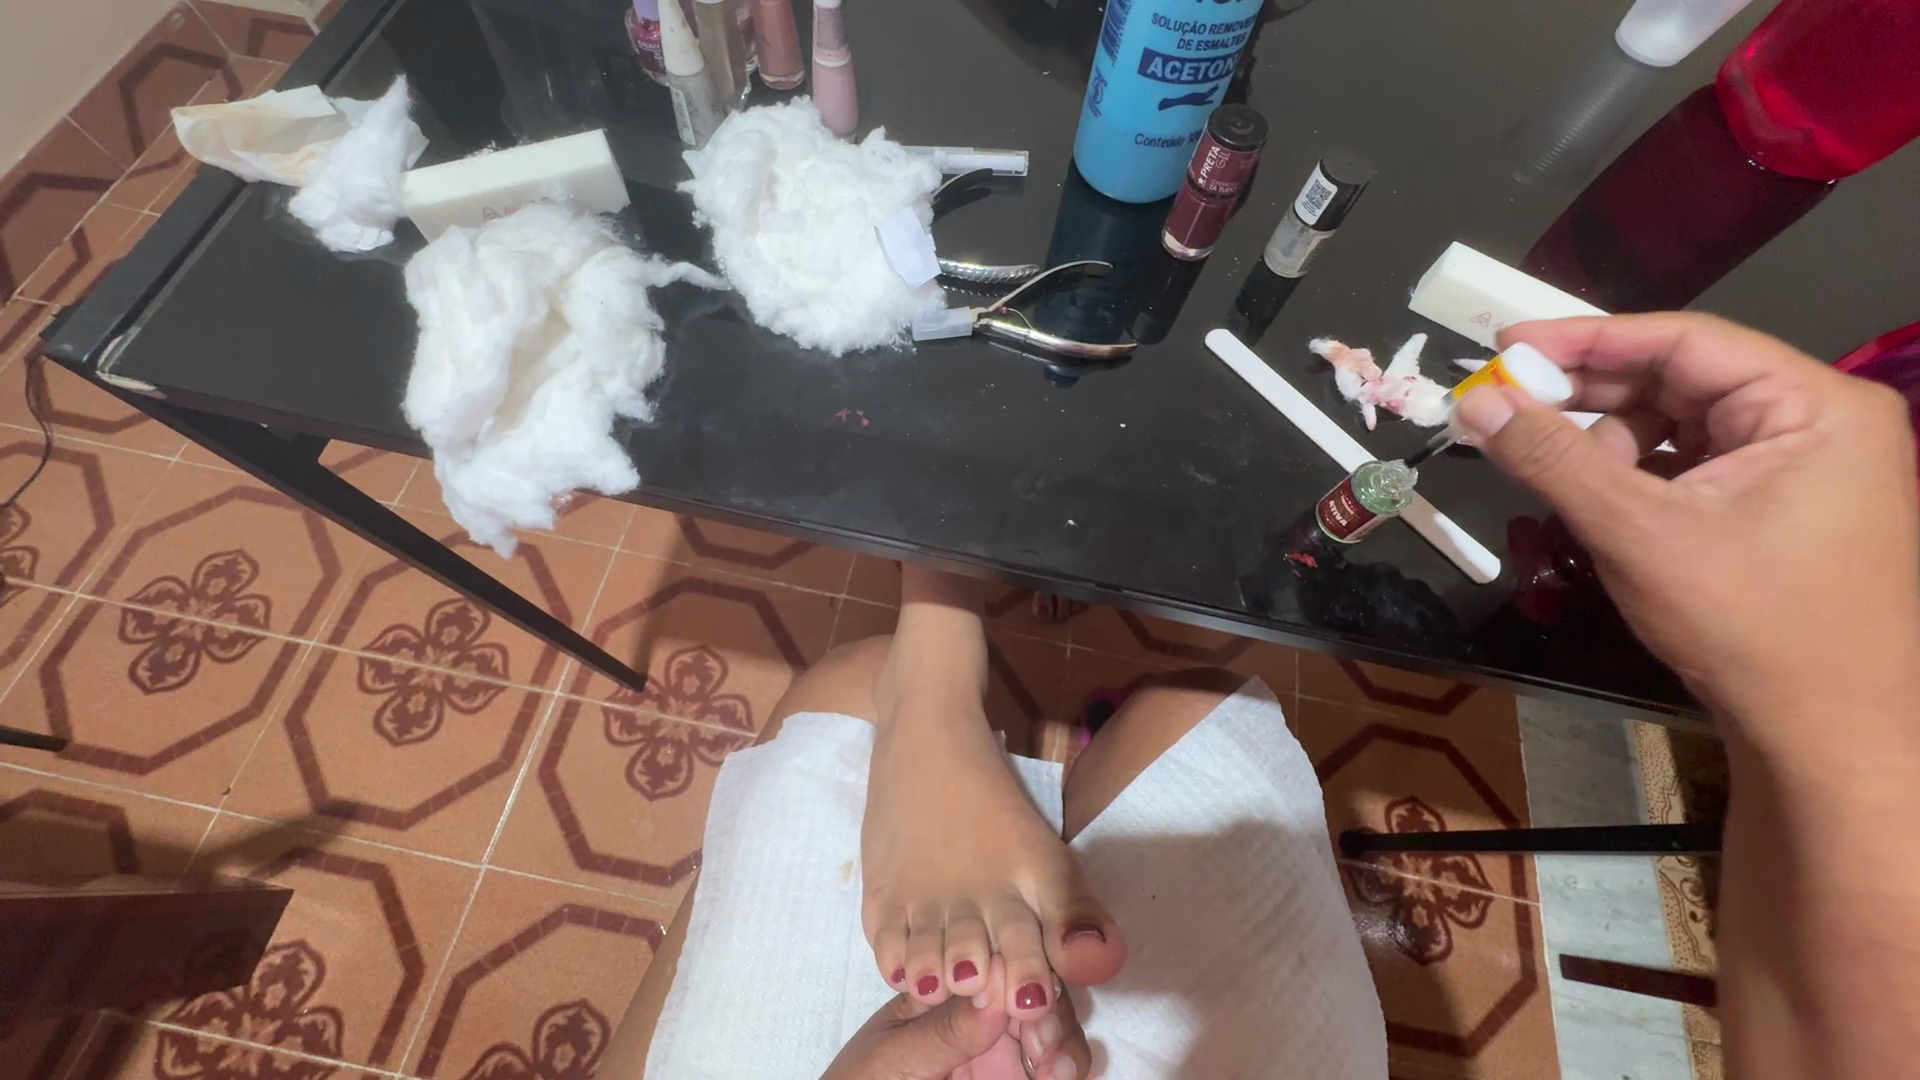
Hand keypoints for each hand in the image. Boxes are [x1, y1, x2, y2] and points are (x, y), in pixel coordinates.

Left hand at [823, 957, 1088, 1079]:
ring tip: (1056, 1072)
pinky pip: (1049, 1073)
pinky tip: (1058, 1079)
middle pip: (1036, 996)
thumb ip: (945, 1027)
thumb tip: (1001, 974)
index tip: (1032, 997)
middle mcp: (981, 1021)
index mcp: (948, 991)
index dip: (1023, 971)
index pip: (996, 963)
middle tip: (1048, 1048)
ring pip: (1054, 1038)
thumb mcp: (893, 1057)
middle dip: (1052, 1013)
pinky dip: (1065, 1071)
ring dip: (1065, 1047)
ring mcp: (998, 1058)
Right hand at [1455, 313, 1919, 753]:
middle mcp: (1804, 424)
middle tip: (1499, 401)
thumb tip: (1475, 401)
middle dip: (1581, 392)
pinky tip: (1578, 490)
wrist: (1823, 726)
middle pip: (1671, 380)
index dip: (1586, 339)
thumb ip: (1552, 458)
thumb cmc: (1748, 619)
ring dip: (1593, 438)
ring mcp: (1783, 468)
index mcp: (1810, 409)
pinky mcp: (1756, 506)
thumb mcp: (1636, 528)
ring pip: (1664, 424)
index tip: (1504, 347)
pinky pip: (1671, 465)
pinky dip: (1616, 471)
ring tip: (1535, 459)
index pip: (1684, 342)